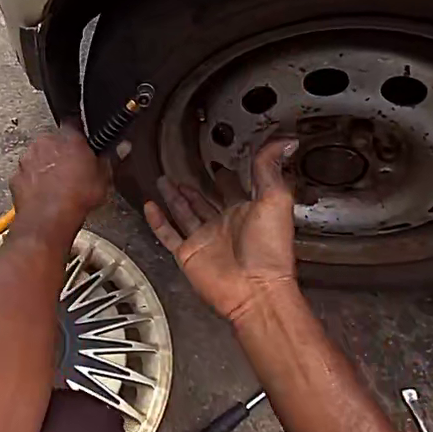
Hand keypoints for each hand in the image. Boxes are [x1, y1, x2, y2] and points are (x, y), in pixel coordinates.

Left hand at [10, 127, 109, 247]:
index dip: (79, 131)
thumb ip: (110, 158)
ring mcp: (28, 159)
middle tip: (74, 170)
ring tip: (59, 185)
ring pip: (38, 157)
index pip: (74, 123)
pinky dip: (33, 181)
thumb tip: (122, 148)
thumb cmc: (75, 197)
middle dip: (62, 152)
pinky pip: (27, 174)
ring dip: (46, 166)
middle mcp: (45, 143)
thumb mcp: (103, 178)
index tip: (83, 140)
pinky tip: (45, 194)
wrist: (48, 218)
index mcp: (68, 138)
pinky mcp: (17, 176)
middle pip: (54, 141)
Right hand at [144, 139, 299, 323]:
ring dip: (173, 197)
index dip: (225, 175)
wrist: (255, 289)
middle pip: (204, 201)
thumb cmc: (270, 250)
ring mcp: (203, 240)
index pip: (231, 189)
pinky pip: (168, 234)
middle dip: (194, 186)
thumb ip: (269, 170)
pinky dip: (157, 220)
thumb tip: (282, 142)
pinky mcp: (187, 253)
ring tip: (163, 180)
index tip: (217, 163)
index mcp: (245, 213)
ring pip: (183, 213)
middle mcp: (222, 225)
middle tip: (182, 170)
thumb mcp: (275, 199)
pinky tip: (150, 206)